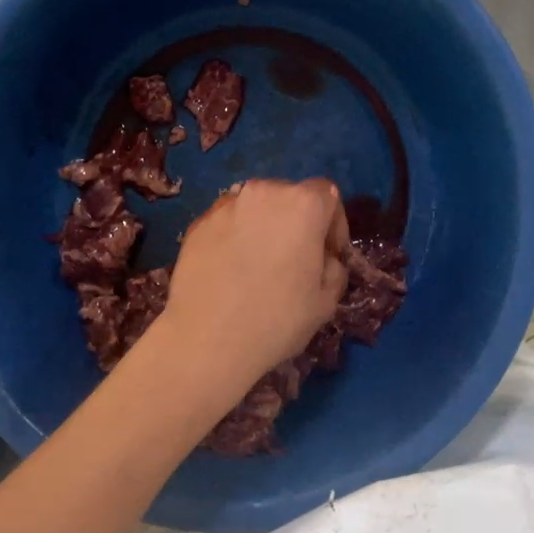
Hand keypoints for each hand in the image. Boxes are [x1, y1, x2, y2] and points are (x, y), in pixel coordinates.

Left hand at [157, 179, 349, 390]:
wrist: (205, 340)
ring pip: (256, 208)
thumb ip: (334, 267)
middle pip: (290, 196)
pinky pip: (228, 222)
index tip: (329, 255)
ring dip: (265, 227)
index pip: (328, 194)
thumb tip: (323, 258)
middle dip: (298, 222)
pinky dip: (235, 237)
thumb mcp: (327, 300)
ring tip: (259, 265)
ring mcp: (226, 205)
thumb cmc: (277, 320)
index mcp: (302, 204)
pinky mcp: (198, 222)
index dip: (334, 224)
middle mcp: (264, 192)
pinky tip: (231, 271)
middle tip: (295, 260)